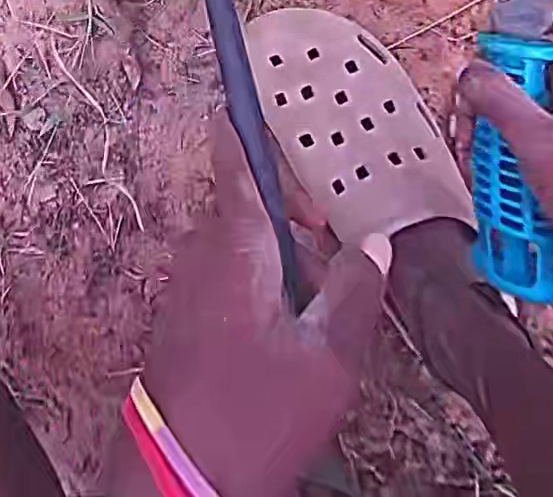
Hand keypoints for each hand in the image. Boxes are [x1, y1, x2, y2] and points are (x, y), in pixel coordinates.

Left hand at [105, 120, 391, 496]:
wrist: (178, 465)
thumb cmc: (257, 408)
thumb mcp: (327, 357)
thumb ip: (354, 289)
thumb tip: (373, 240)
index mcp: (237, 241)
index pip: (236, 163)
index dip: (240, 124)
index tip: (238, 92)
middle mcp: (204, 245)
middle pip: (250, 204)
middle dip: (292, 217)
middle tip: (332, 253)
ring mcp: (189, 273)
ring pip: (243, 241)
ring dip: (282, 256)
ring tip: (318, 309)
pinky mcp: (185, 301)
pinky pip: (226, 268)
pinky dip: (259, 277)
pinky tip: (285, 326)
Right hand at [454, 4, 552, 320]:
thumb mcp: (540, 148)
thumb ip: (499, 98)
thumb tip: (470, 68)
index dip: (521, 17)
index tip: (485, 45)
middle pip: (527, 58)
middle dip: (490, 83)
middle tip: (472, 118)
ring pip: (519, 92)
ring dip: (489, 117)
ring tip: (479, 152)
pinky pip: (528, 121)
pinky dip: (503, 137)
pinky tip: (492, 167)